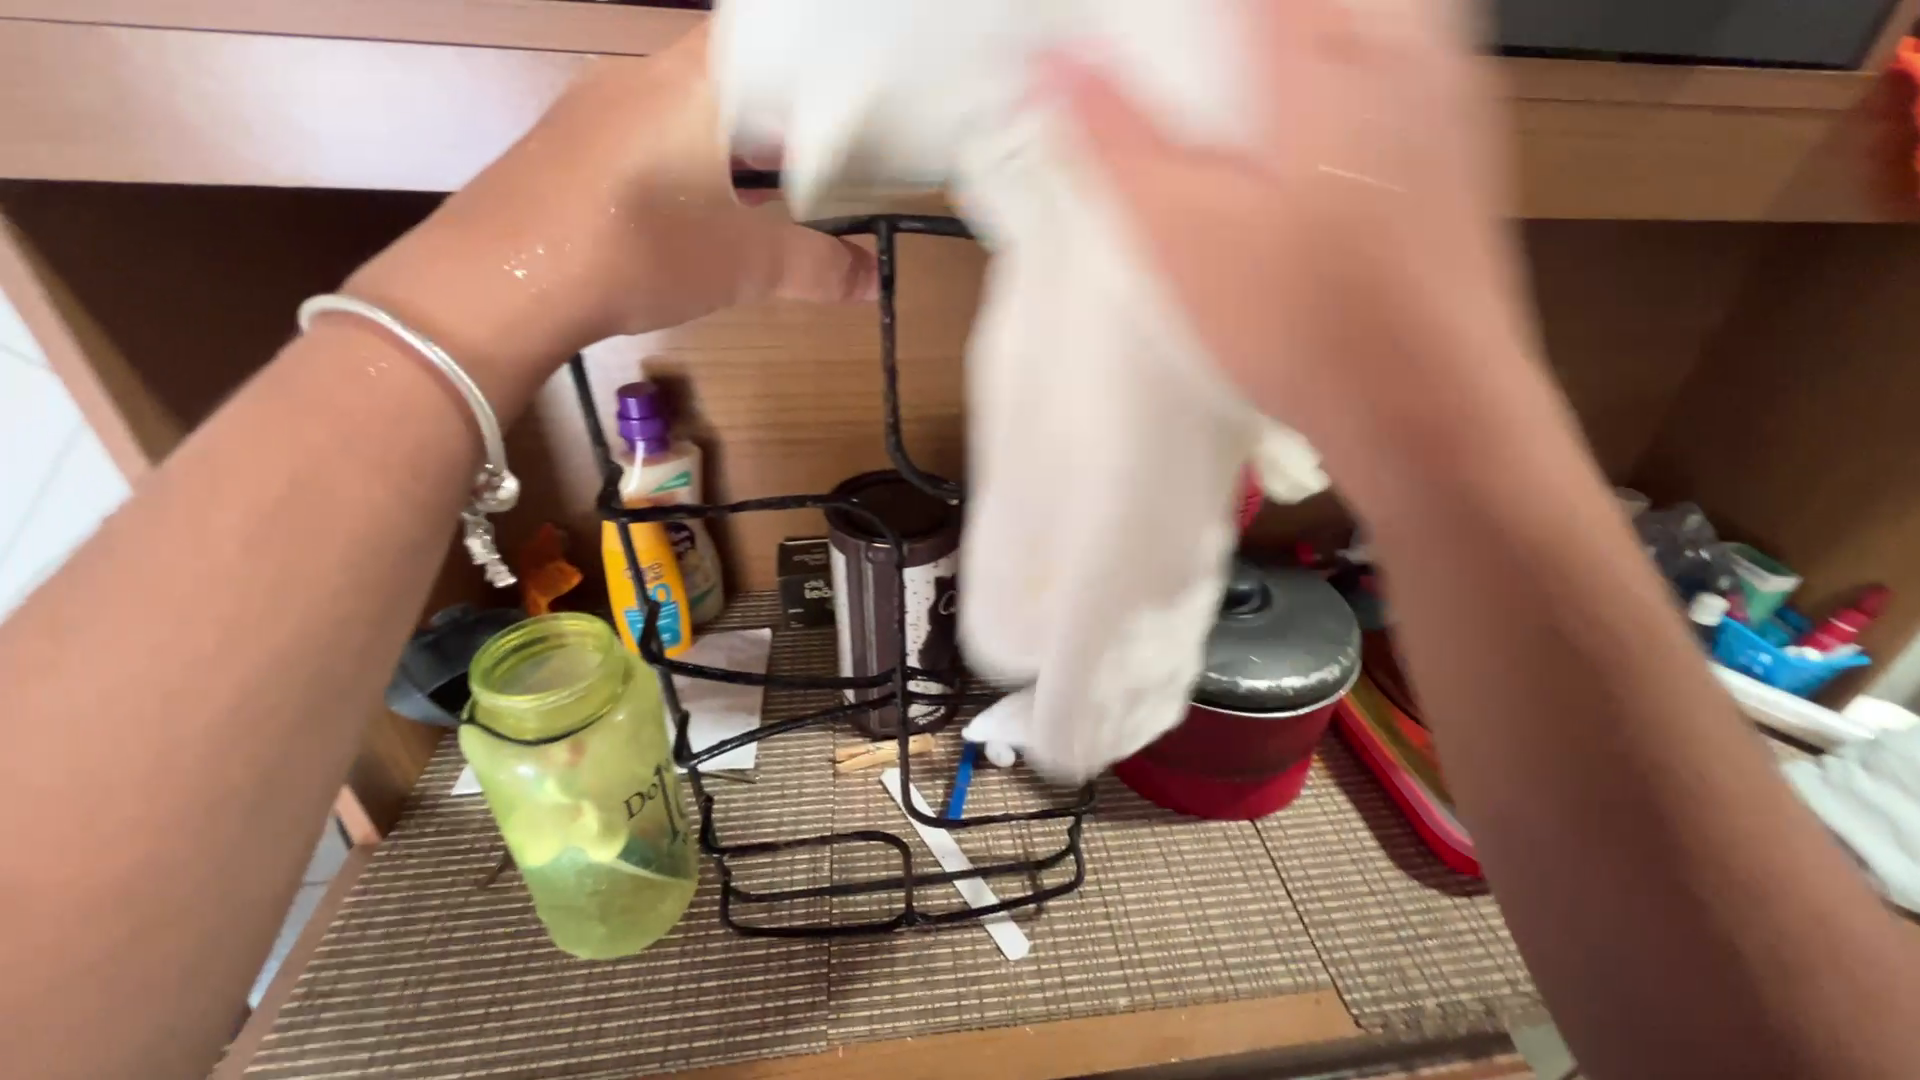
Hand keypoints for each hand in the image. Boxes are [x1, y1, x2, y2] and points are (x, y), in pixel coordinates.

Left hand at [346, 25, 876, 414]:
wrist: (501, 284)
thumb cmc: (638, 250)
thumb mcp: (744, 264)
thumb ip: (817, 266)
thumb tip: (874, 280)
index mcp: (691, 79)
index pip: (764, 34)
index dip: (811, 57)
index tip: (850, 92)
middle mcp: (641, 76)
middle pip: (727, 73)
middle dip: (780, 111)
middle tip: (827, 146)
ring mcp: (597, 109)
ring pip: (686, 108)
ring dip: (733, 143)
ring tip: (778, 183)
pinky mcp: (570, 147)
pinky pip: (649, 136)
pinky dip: (690, 162)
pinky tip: (705, 210)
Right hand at [1042, 0, 1529, 449]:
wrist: (1423, 407)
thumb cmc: (1313, 329)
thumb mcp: (1180, 233)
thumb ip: (1113, 137)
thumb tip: (1056, 67)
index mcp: (1324, 48)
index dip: (1179, 12)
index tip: (1134, 34)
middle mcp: (1401, 48)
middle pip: (1296, 2)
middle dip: (1224, 28)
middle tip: (1182, 62)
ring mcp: (1442, 94)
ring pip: (1350, 21)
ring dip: (1281, 46)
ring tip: (1225, 105)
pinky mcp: (1453, 146)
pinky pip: (1387, 69)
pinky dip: (1329, 80)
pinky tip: (1292, 149)